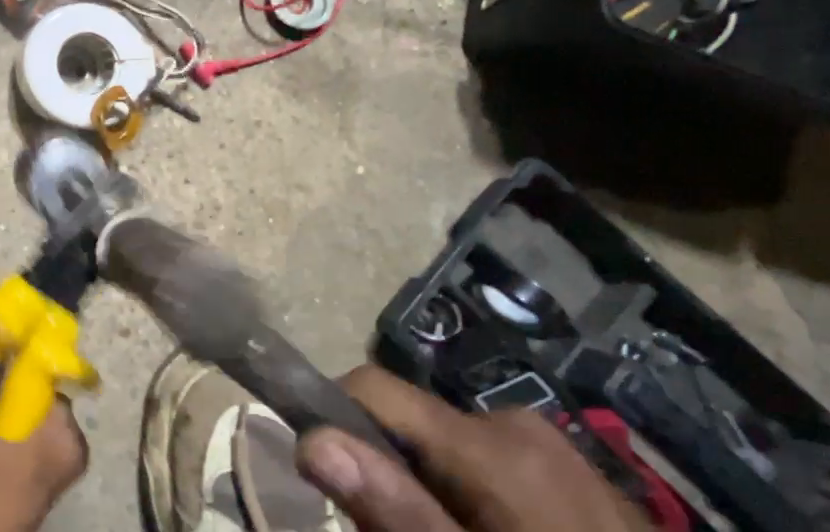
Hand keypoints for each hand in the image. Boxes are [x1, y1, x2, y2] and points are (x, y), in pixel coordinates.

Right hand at [295, 366, 653, 531]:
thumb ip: (395, 510)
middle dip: (388, 470)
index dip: (334, 424)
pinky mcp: (586, 477)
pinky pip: (498, 464)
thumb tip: (311, 440)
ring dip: (431, 486)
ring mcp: (560, 449)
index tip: (332, 485)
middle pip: (409, 422)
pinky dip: (476, 495)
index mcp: (490, 444)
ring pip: (451, 445)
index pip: (371, 387)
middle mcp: (518, 424)